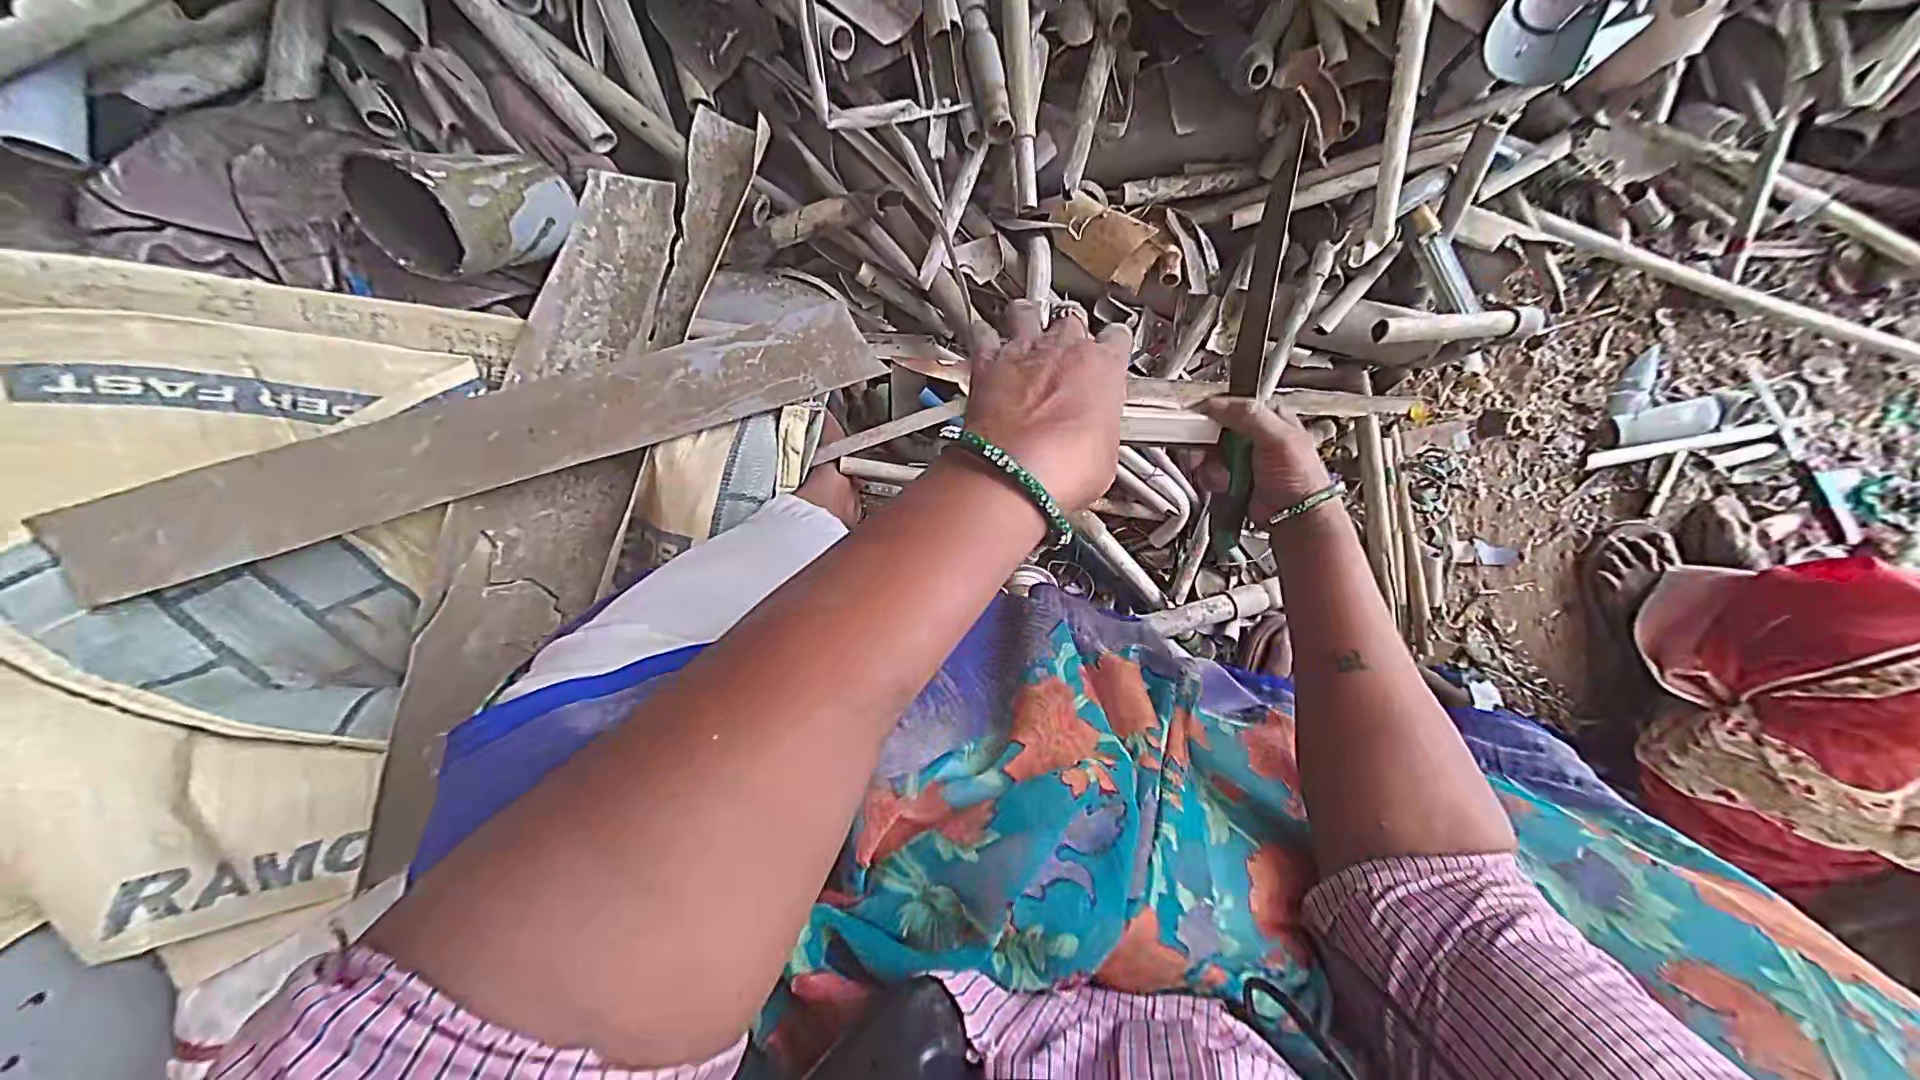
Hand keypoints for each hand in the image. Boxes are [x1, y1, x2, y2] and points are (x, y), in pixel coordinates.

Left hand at [964, 301, 1129, 511]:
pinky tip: (983, 338)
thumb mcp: (1104, 458)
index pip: (1117, 339)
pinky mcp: (985, 366)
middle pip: (1071, 320)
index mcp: (1102, 367)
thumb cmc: (1061, 467)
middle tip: (1066, 351)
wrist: (1013, 474)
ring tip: (1025, 323)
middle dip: (1068, 333)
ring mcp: (1022, 354)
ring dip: (1025, 318)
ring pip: (1025, 312)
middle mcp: (1062, 350)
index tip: (1110, 355)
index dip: (1113, 347)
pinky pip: (983, 335)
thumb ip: (1100, 432)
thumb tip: (1094, 443)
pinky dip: (983, 335)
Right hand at [1195, 397, 1334, 524]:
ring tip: (1227, 477)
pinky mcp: (1232, 477)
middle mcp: (1252, 435)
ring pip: (1208, 453)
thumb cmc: (1300, 478)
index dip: (1211, 415)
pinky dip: (1212, 480)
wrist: (1295, 516)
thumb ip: (1248, 416)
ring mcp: (1241, 457)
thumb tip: (1215, 405)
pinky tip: (1226, 485)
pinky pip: (1209, 473)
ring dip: (1211, 467)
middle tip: (1206, 454)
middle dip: (1206, 445)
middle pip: (1213, 430)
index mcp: (1268, 416)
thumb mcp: (1278, 438)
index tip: (1199, 425)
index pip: (1230, 406)